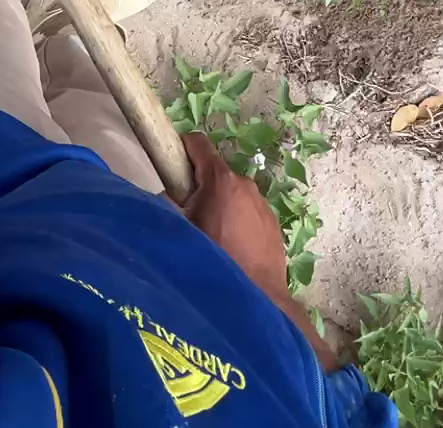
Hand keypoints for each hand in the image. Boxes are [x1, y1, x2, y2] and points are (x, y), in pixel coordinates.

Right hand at [181, 132, 340, 370]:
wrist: (257, 299)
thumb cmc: (213, 260)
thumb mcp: (179, 230)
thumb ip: (168, 205)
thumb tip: (169, 198)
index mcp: (220, 180)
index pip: (197, 143)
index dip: (181, 148)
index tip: (172, 164)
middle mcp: (245, 184)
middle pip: (215, 173)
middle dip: (200, 187)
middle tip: (190, 215)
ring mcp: (263, 204)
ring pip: (234, 194)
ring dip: (221, 205)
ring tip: (213, 237)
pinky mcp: (274, 224)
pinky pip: (249, 212)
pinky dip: (238, 221)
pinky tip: (233, 248)